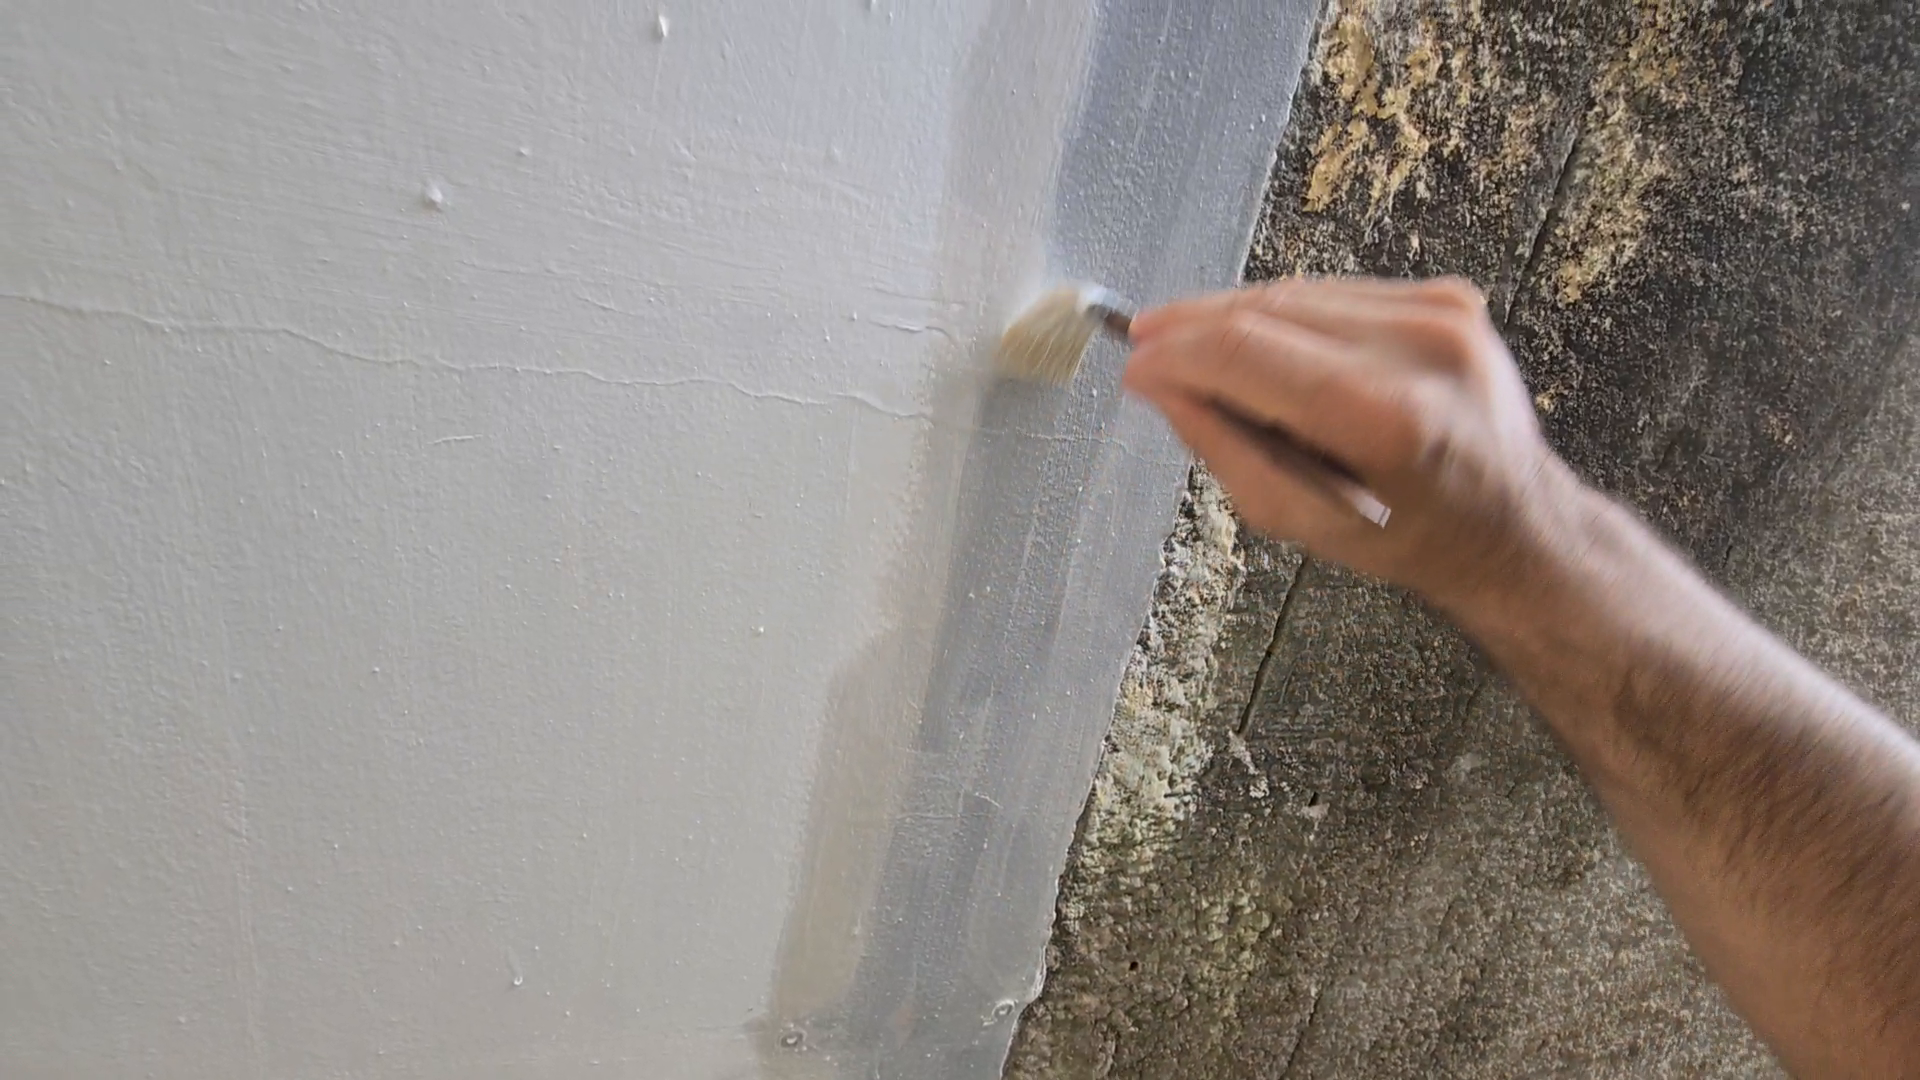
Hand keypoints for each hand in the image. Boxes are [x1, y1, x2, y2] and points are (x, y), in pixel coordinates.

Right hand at [1123, 276, 1583, 609]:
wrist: (1506, 520)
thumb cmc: (1399, 536)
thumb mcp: (1292, 516)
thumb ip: (1220, 444)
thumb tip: (1159, 386)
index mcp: (1383, 417)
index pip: (1245, 352)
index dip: (1175, 353)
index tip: (1132, 367)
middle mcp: (1418, 347)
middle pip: (1264, 311)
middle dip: (1189, 326)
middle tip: (1141, 342)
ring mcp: (1439, 311)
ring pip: (1291, 294)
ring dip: (1224, 317)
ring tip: (1179, 341)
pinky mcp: (1444, 296)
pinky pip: (1326, 295)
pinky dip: (1274, 315)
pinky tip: (1244, 340)